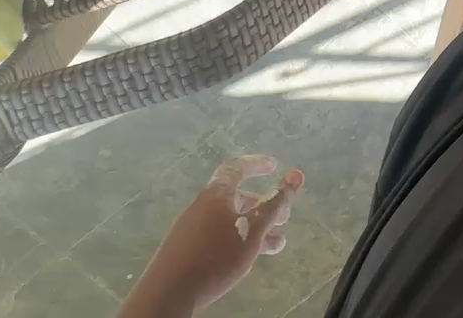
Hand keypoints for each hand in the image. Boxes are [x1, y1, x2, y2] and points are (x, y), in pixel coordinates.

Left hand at [121, 155, 302, 316]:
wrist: (165, 299)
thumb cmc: (215, 257)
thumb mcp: (253, 229)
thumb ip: (276, 203)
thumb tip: (296, 175)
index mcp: (216, 196)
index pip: (236, 168)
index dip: (257, 164)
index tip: (274, 166)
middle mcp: (201, 208)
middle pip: (236, 198)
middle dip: (264, 205)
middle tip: (284, 216)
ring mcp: (190, 232)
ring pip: (230, 222)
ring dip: (255, 229)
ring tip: (276, 245)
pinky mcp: (184, 253)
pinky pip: (218, 238)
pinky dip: (238, 242)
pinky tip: (248, 258)